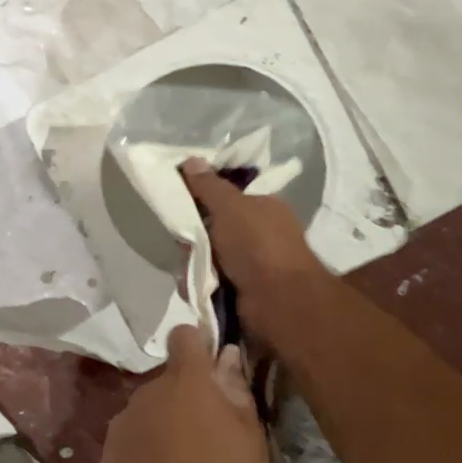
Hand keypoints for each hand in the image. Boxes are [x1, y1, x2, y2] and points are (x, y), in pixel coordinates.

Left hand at [98, 325, 267, 462]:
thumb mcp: (251, 446)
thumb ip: (236, 394)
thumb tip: (225, 356)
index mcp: (186, 384)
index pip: (185, 337)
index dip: (199, 347)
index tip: (214, 370)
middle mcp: (146, 394)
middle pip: (168, 381)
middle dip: (186, 399)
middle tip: (211, 438)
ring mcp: (121, 425)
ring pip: (149, 412)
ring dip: (165, 426)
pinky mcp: (106, 456)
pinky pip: (132, 441)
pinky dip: (145, 453)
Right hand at [180, 158, 328, 296]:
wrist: (278, 302)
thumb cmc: (257, 245)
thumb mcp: (229, 206)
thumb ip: (208, 185)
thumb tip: (191, 160)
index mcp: (264, 208)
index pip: (227, 197)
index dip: (203, 198)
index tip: (183, 202)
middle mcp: (259, 235)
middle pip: (212, 228)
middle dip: (193, 237)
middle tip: (186, 242)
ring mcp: (252, 265)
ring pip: (207, 257)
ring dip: (194, 264)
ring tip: (193, 271)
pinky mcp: (242, 292)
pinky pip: (210, 282)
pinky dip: (201, 285)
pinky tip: (198, 288)